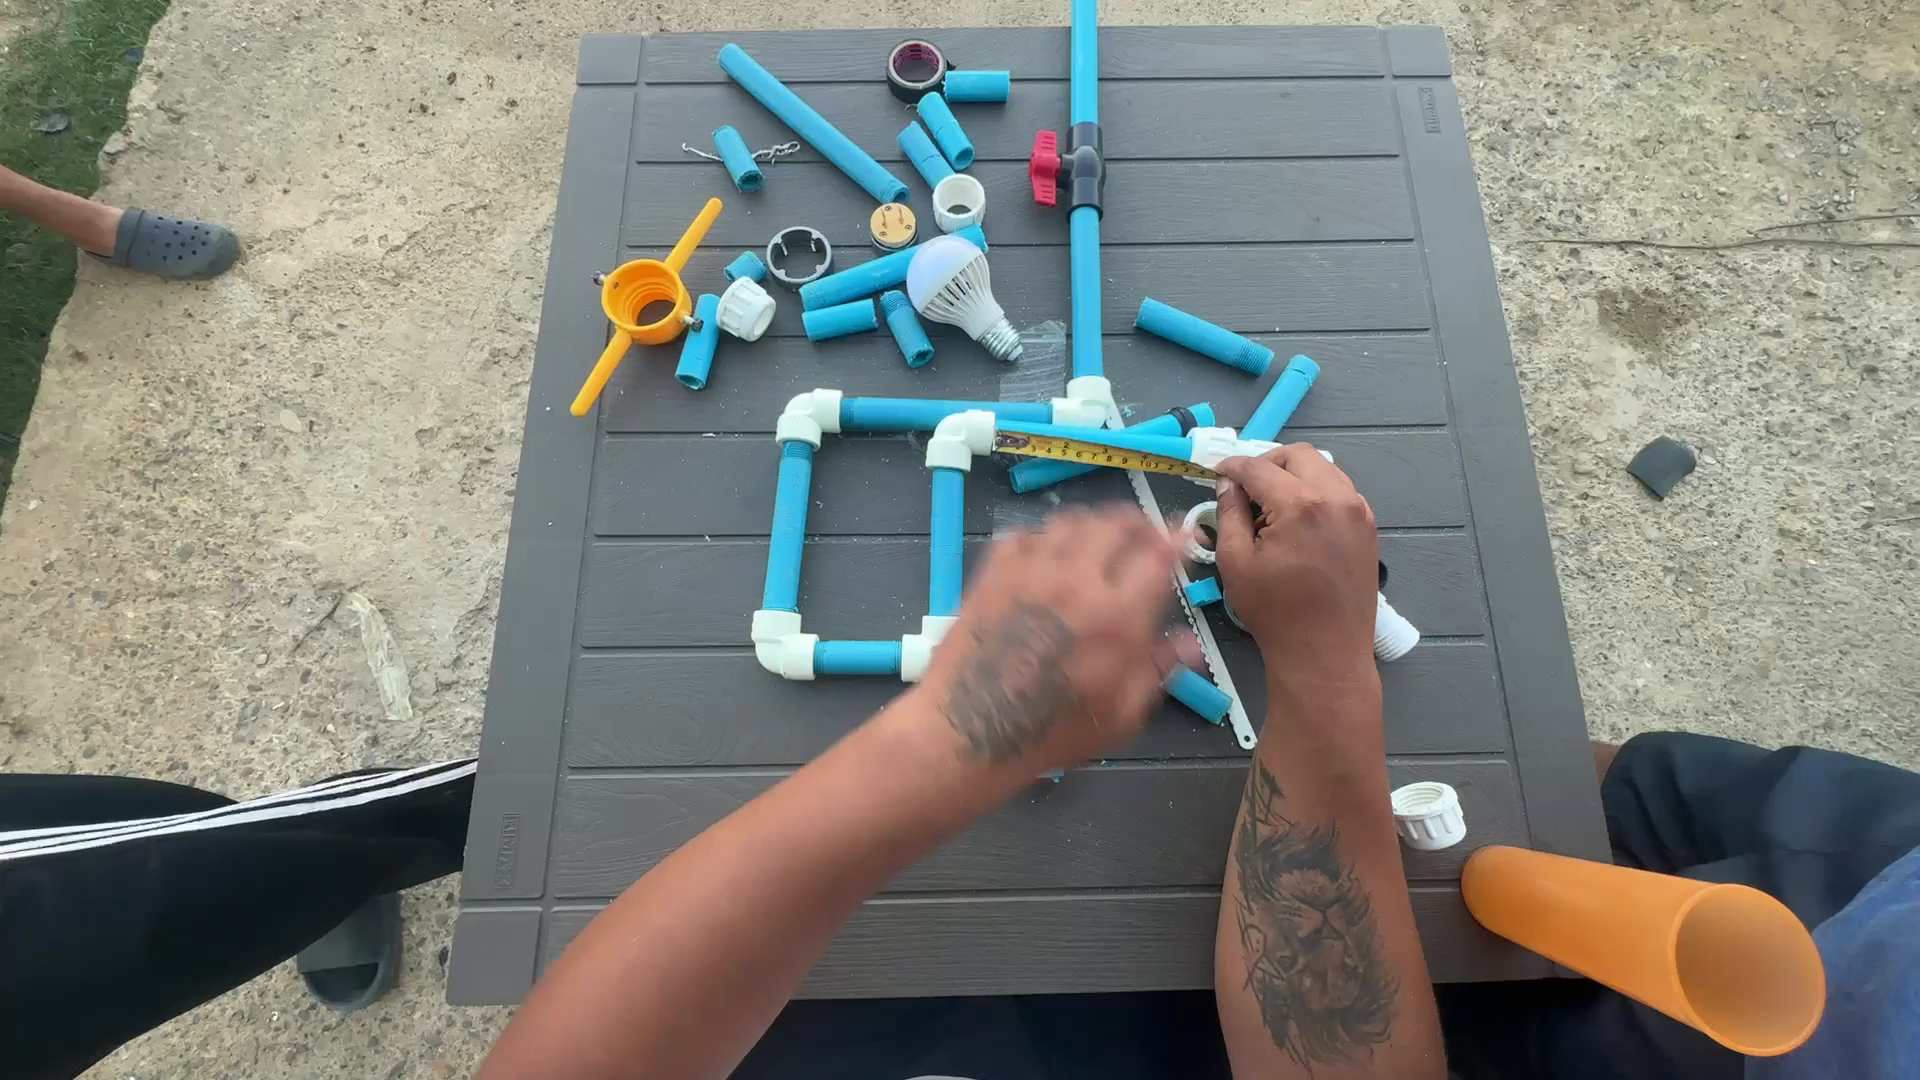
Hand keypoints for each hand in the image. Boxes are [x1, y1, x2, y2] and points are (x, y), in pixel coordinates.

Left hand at [908, 505, 1193, 778]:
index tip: (1181, 534)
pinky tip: (1045, 552)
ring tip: (1098, 537)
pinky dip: (1042, 536)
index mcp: (1118, 617)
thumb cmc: (1050, 732)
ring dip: (1092, 524)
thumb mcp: (1120, 716)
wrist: (968, 729)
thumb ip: (1156, 670)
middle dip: (1137, 522)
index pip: (1157, 556)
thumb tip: (1189, 642)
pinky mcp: (993, 572)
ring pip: (1069, 522)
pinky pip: (1022, 534)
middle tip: (1143, 532)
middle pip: (1115, 524)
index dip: (1175, 538)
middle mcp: (1077, 582)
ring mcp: (1030, 571)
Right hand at [1214, 445, 1379, 685]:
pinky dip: (1314, 490)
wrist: (1324, 651)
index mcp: (1300, 505)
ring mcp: (1358, 511)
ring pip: (1324, 468)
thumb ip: (1230, 514)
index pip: (1259, 468)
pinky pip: (1339, 490)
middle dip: (1267, 462)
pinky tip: (1296, 519)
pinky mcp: (1368, 527)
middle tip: (1244, 486)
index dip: (1232, 466)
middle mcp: (1336, 497)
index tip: (1216, 472)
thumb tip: (1228, 486)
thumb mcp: (1235, 562)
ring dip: (1293, 474)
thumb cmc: (1274, 611)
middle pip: (1298, 455)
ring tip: (1269, 503)